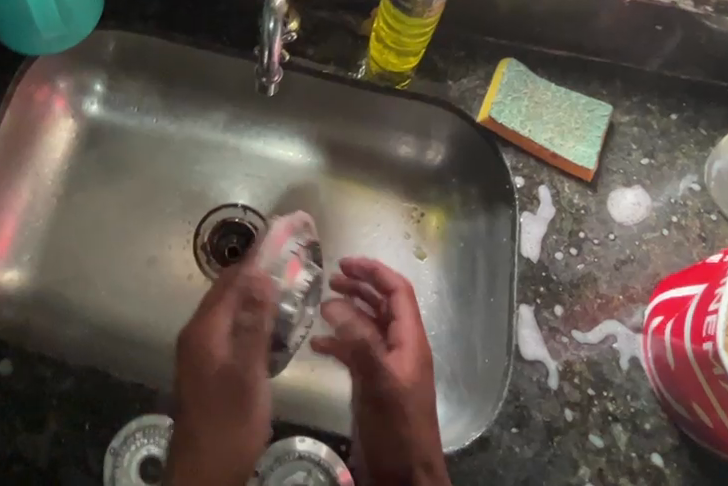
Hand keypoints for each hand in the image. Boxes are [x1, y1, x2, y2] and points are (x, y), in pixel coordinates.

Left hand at [165, 261, 276, 485]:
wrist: (202, 474)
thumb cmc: (229, 424)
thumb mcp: (248, 373)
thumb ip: (254, 323)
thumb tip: (261, 275)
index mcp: (205, 328)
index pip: (232, 279)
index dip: (258, 257)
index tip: (284, 239)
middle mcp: (197, 332)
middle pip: (227, 291)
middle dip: (257, 274)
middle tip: (291, 263)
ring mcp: (199, 351)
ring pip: (228, 310)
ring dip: (254, 297)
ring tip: (287, 289)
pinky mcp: (206, 367)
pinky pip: (228, 329)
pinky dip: (249, 319)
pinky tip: (271, 328)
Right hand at [310, 258, 449, 485]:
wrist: (403, 478)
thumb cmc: (398, 428)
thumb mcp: (379, 380)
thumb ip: (358, 339)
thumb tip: (333, 302)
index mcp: (410, 341)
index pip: (398, 292)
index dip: (375, 273)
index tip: (345, 262)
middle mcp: (400, 348)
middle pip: (382, 305)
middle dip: (359, 287)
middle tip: (331, 277)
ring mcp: (385, 366)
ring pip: (367, 326)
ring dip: (347, 311)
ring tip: (322, 303)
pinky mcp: (372, 384)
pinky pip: (355, 353)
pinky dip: (337, 343)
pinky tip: (317, 344)